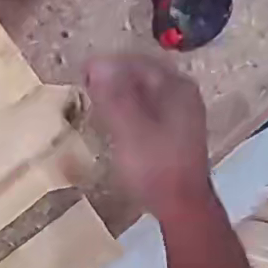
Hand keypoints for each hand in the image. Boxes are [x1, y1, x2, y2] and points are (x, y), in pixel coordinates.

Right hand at [84, 54, 214, 219]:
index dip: (109, 64)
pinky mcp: (176, 137)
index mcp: (175, 88)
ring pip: (147, 95)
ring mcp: (183, 117)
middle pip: (145, 77)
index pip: (138, 63)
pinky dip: (131, 111)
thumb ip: (113, 96)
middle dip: (116, 78)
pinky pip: (150, 112)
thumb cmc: (154, 166)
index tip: (83, 72)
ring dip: (122, 95)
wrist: (182, 205)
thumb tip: (96, 63)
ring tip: (98, 102)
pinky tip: (118, 123)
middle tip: (87, 85)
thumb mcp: (128, 129)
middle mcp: (184, 96)